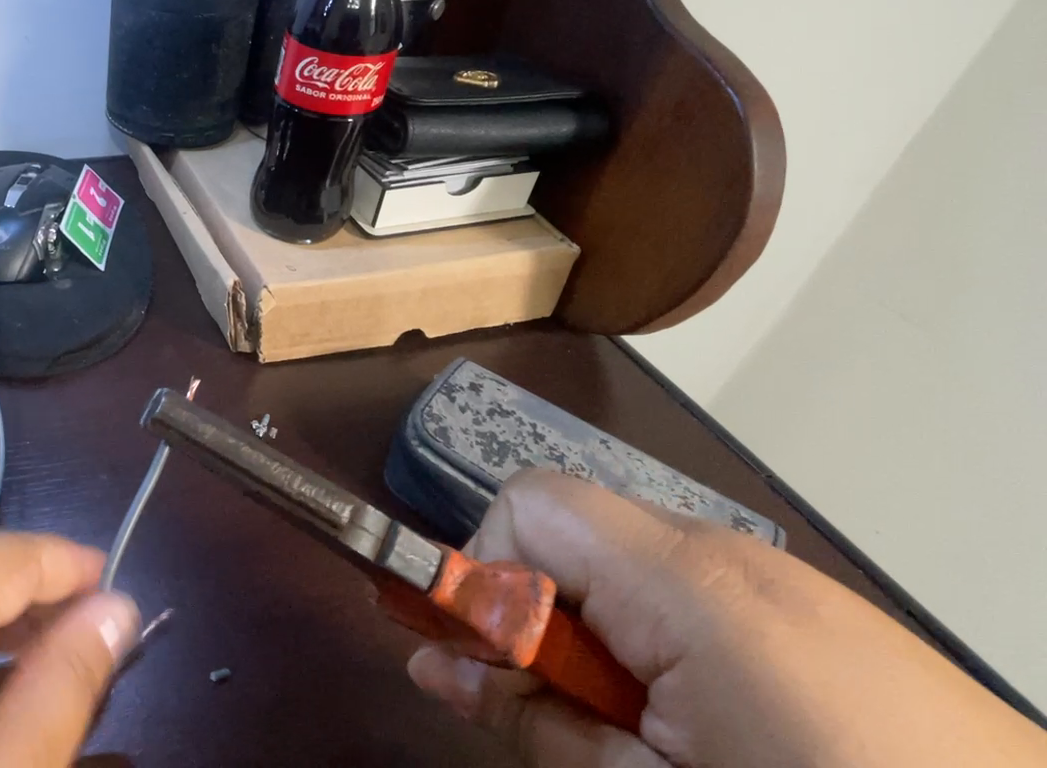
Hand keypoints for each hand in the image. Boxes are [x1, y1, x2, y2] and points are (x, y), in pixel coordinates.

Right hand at [407, 469, 1046, 766]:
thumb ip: (530, 719)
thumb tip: (430, 663)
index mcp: (685, 580)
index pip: (526, 506)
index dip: (488, 576)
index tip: (493, 665)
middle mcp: (720, 549)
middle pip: (566, 529)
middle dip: (533, 611)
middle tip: (554, 713)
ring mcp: (772, 573)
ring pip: (617, 561)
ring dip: (590, 631)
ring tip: (634, 731)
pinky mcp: (807, 606)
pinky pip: (681, 587)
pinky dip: (651, 638)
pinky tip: (698, 721)